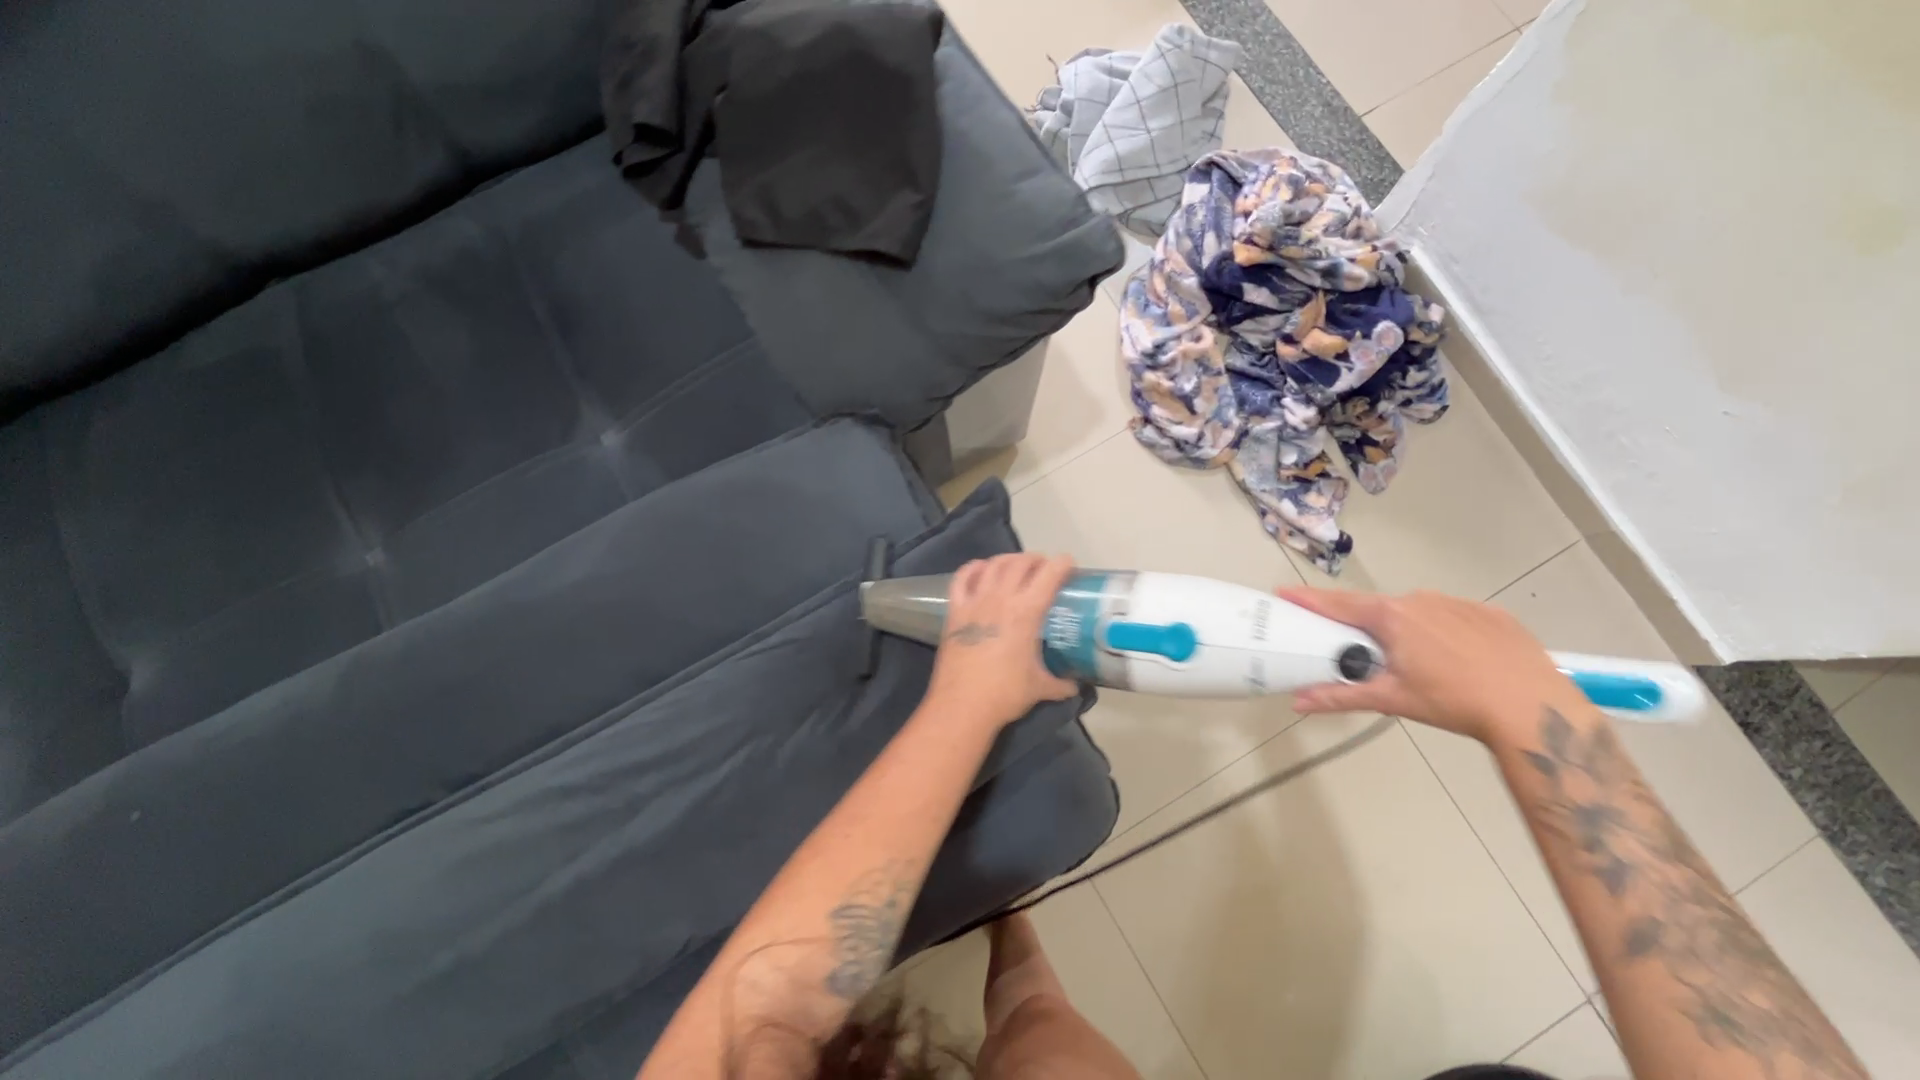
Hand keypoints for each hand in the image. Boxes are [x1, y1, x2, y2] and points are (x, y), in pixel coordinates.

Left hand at [925, 554, 1080, 727]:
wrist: (962, 705)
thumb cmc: (1005, 694)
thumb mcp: (1040, 688)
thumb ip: (1061, 684)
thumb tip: (1074, 686)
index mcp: (1027, 612)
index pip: (1049, 575)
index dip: (1062, 564)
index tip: (1069, 565)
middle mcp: (1001, 599)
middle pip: (1020, 563)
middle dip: (1036, 559)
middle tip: (1044, 568)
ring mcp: (975, 602)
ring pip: (993, 565)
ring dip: (1008, 559)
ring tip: (1016, 566)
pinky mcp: (954, 611)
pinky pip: (962, 579)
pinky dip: (973, 568)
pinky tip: (980, 569)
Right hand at [1276, 586, 1576, 744]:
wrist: (1531, 707)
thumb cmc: (1454, 702)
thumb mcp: (1392, 700)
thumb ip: (1341, 697)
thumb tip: (1298, 703)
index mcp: (1392, 617)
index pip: (1338, 604)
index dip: (1309, 600)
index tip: (1285, 593)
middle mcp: (1421, 599)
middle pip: (1377, 608)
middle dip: (1362, 625)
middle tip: (1354, 648)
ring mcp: (1459, 603)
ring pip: (1417, 613)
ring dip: (1405, 630)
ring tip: (1414, 663)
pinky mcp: (1491, 613)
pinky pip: (1453, 617)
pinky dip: (1442, 632)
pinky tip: (1454, 659)